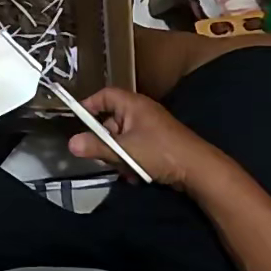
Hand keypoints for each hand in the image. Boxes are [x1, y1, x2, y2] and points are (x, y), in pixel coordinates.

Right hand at [69, 87, 222, 189]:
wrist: (198, 170)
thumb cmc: (160, 152)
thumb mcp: (124, 151)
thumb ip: (96, 147)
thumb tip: (72, 143)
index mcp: (133, 105)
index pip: (105, 95)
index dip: (89, 104)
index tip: (77, 120)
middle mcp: (141, 112)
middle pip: (111, 120)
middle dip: (105, 140)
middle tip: (101, 154)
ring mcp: (150, 128)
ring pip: (122, 138)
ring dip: (118, 155)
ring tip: (124, 169)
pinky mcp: (157, 143)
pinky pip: (134, 148)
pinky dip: (131, 160)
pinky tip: (135, 175)